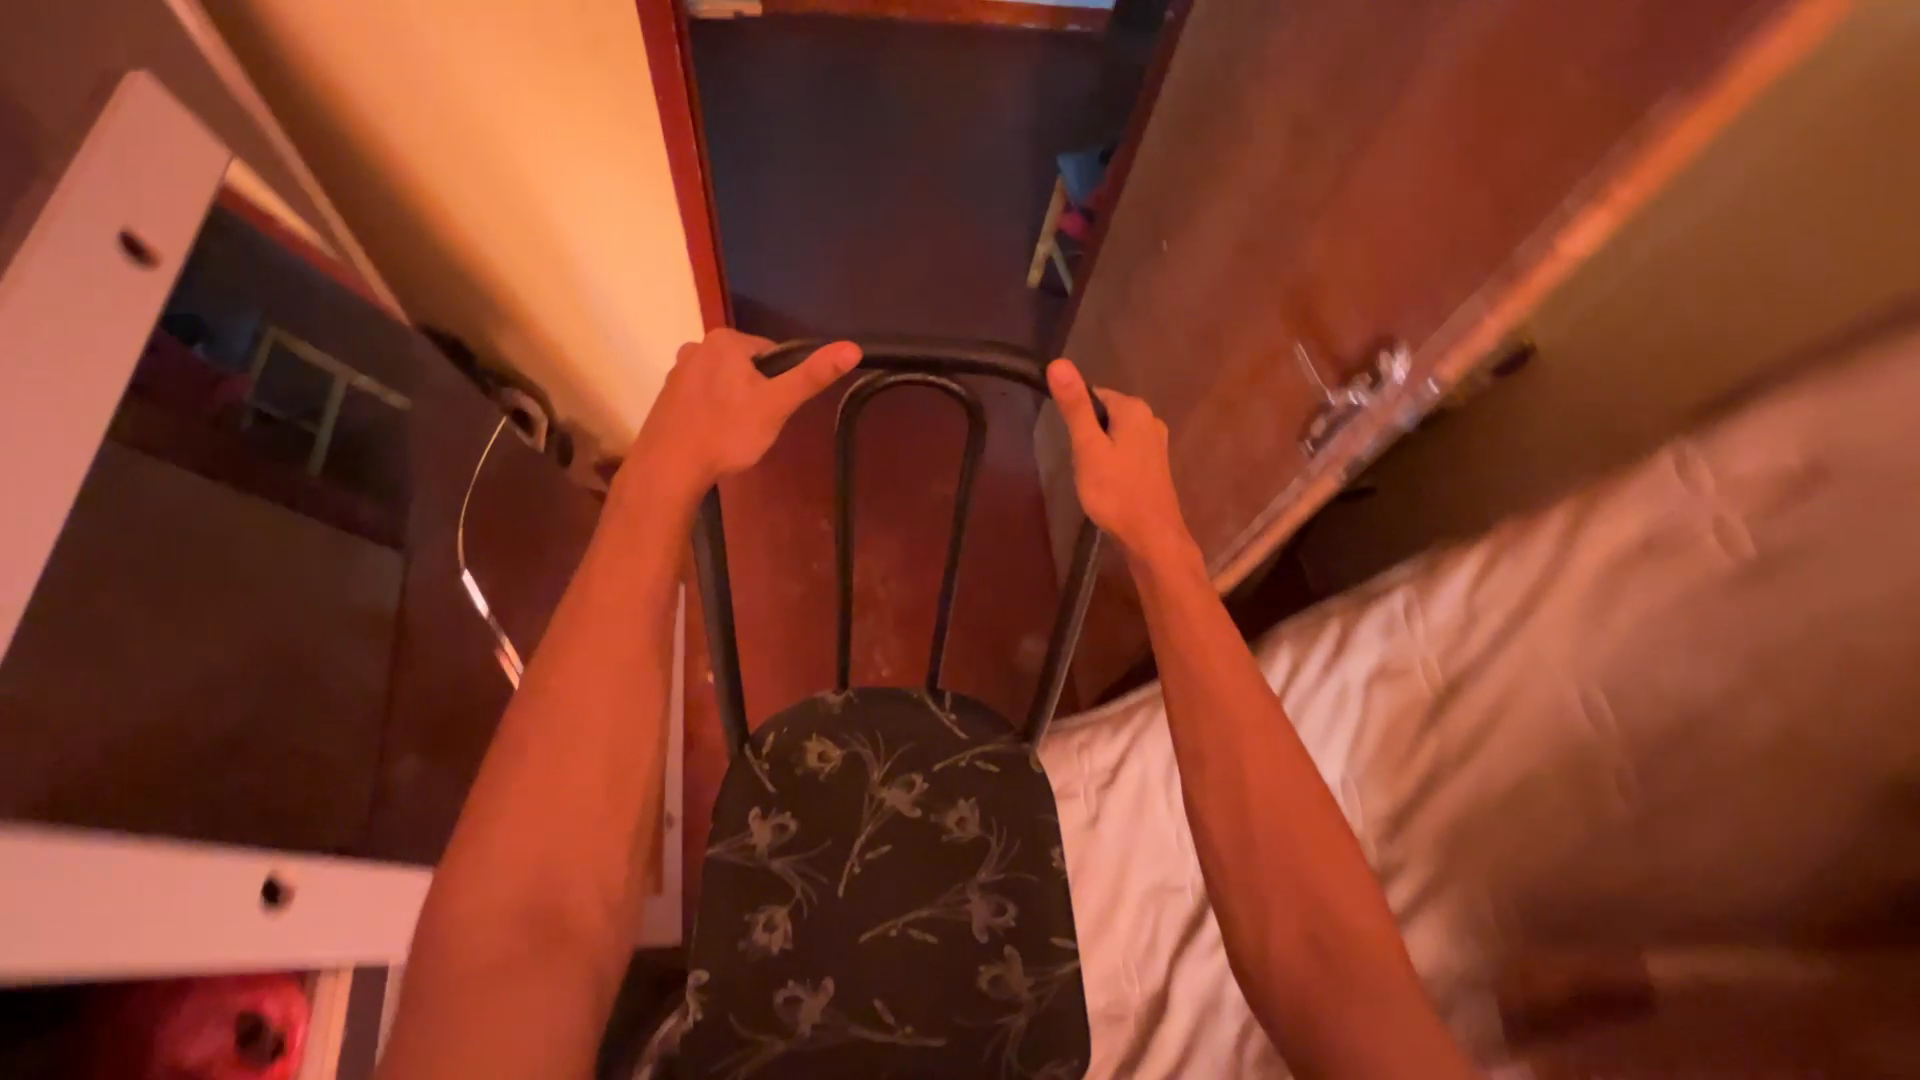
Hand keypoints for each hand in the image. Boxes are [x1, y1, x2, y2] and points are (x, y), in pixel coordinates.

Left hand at [624, 329, 861, 497]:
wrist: (670, 466)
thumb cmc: (728, 432)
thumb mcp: (777, 404)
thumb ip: (813, 376)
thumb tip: (853, 347)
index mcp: (726, 340)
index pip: (772, 354)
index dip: (780, 384)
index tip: (774, 409)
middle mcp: (698, 345)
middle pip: (748, 368)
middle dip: (757, 394)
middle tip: (755, 426)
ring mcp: (679, 370)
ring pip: (725, 383)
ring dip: (735, 404)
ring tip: (733, 434)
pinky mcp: (667, 394)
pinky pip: (704, 397)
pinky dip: (713, 412)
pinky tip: (713, 436)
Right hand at [1047, 358, 1197, 565]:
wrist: (1151, 536)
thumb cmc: (1115, 491)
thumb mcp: (1087, 448)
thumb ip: (1075, 407)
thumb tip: (1058, 362)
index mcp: (1134, 409)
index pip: (1093, 394)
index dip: (1076, 416)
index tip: (1069, 443)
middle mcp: (1150, 418)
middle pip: (1106, 414)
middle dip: (1088, 434)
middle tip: (1079, 463)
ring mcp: (1157, 442)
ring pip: (1116, 434)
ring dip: (1100, 450)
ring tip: (1092, 476)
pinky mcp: (1157, 464)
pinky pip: (1127, 451)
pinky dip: (1113, 462)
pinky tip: (1108, 484)